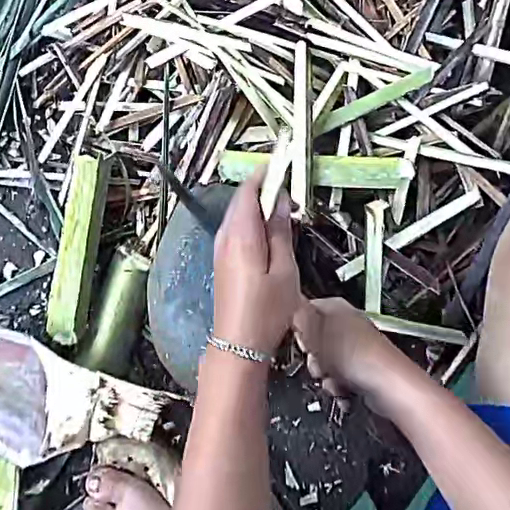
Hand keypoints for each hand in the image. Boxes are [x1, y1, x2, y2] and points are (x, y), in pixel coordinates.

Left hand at [210, 177, 300, 355]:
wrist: (239, 344)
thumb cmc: (265, 311)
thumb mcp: (284, 269)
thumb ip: (281, 232)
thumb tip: (281, 203)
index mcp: (241, 235)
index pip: (249, 191)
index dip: (265, 175)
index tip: (281, 165)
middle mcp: (226, 237)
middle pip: (242, 199)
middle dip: (264, 189)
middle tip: (288, 191)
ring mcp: (221, 248)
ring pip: (239, 214)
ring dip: (259, 207)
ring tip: (283, 212)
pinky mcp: (222, 259)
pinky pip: (236, 229)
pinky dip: (252, 222)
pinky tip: (269, 233)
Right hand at [291, 297, 417, 407]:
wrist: (388, 384)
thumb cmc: (352, 354)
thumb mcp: (317, 334)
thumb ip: (299, 321)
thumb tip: (290, 311)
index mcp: (334, 307)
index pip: (305, 311)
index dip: (298, 329)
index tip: (299, 343)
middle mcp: (345, 322)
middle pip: (314, 339)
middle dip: (313, 358)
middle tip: (319, 365)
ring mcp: (354, 345)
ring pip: (325, 361)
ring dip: (325, 375)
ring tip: (332, 381)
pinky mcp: (361, 366)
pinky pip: (339, 374)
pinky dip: (338, 384)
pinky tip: (342, 391)